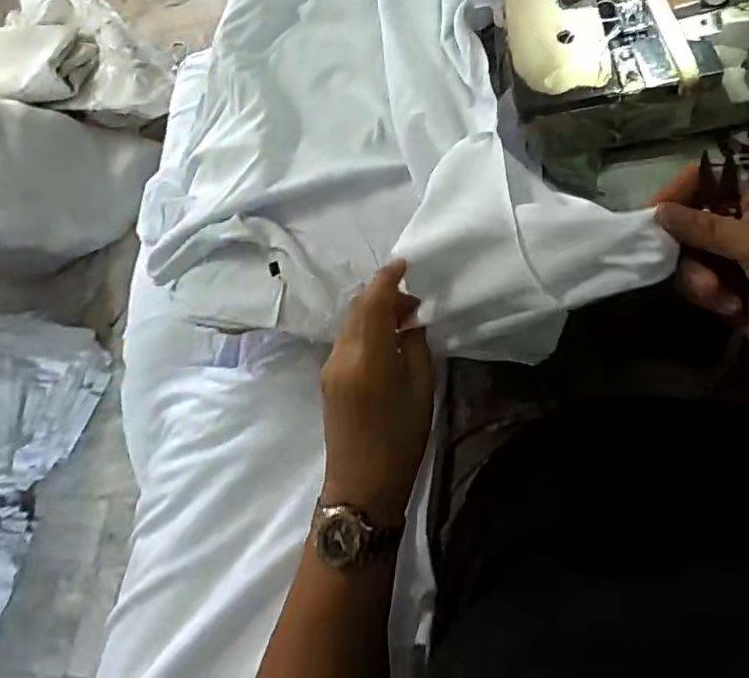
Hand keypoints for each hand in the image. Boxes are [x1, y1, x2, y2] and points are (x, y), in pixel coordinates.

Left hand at [319, 260, 434, 525]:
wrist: (362, 485)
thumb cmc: (402, 438)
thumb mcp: (422, 387)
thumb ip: (416, 346)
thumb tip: (411, 321)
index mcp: (369, 357)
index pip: (373, 301)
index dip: (388, 277)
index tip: (405, 263)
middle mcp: (342, 355)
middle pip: (358, 307)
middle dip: (384, 294)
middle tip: (415, 302)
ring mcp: (330, 366)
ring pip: (351, 321)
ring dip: (374, 311)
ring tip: (404, 320)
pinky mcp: (327, 377)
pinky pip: (347, 338)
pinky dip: (366, 328)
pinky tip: (387, 339)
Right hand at [652, 166, 748, 367]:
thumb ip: (706, 227)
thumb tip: (659, 210)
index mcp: (748, 203)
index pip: (702, 185)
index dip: (677, 194)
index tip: (654, 211)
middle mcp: (735, 228)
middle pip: (686, 224)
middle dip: (683, 245)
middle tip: (673, 258)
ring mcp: (729, 262)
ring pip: (687, 259)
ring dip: (698, 277)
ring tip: (718, 294)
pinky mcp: (725, 293)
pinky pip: (697, 286)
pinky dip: (708, 296)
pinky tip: (730, 307)